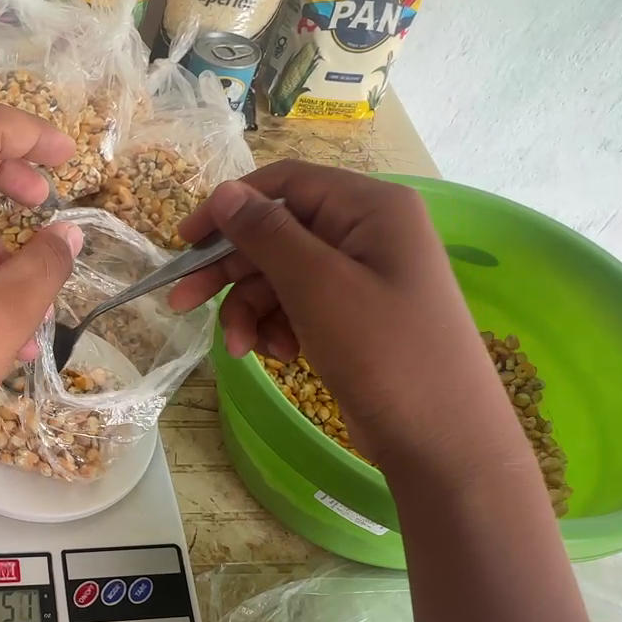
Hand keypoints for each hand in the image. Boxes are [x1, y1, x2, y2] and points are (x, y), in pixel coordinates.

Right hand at [168, 162, 528, 477]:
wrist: (441, 437)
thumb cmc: (384, 352)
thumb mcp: (316, 286)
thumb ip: (266, 234)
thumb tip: (223, 192)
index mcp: (369, 208)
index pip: (285, 184)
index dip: (229, 207)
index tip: (184, 242)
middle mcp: (366, 233)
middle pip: (276, 235)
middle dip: (230, 273)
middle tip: (181, 303)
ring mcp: (361, 277)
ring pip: (280, 277)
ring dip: (252, 311)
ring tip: (242, 349)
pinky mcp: (353, 316)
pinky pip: (297, 307)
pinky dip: (277, 329)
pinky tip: (279, 356)